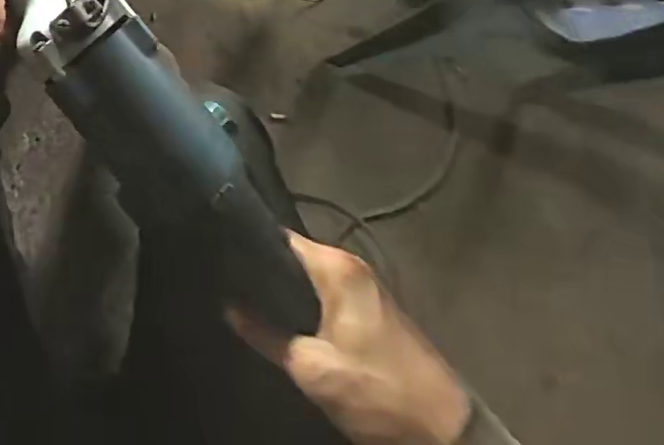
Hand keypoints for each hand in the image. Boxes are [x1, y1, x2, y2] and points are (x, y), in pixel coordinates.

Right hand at [229, 233, 471, 444]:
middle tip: (229, 282)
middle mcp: (350, 264)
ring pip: (309, 275)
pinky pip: (325, 290)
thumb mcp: (312, 368)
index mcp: (336, 266)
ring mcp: (363, 284)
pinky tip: (283, 316)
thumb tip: (229, 309)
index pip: (279, 237)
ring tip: (247, 297)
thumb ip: (266, 335)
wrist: (441, 427)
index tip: (222, 256)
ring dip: (284, 288)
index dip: (249, 246)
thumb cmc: (375, 388)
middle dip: (264, 270)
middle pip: (294, 254)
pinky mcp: (369, 306)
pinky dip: (304, 300)